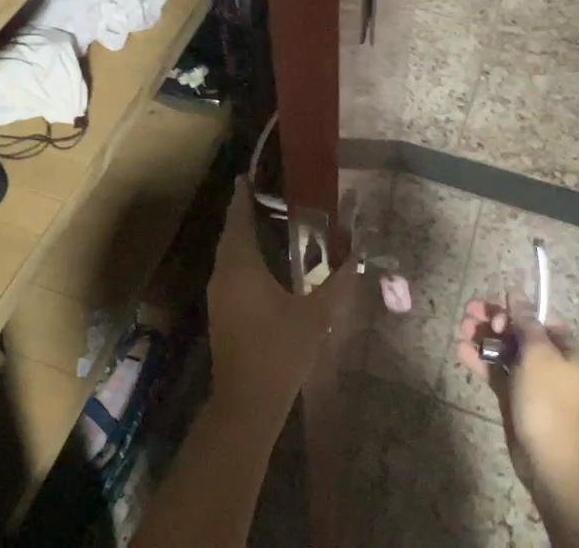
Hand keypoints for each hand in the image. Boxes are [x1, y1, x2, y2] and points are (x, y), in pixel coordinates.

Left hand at [207, 181, 355, 419]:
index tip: (248, 175)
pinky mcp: (221, 312)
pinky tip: (265, 261)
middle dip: (244, 213)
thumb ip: (339, 281)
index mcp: (241, 266)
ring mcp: (219, 295)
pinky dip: (243, 257)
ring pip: (228, 254)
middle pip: (231, 234)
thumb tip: (360, 253)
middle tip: (266, 194)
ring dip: (243, 236)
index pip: (238, 219)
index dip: (242, 196)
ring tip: (268, 220)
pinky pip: (230, 271)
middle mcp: (223, 274)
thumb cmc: (280, 352)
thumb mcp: (316, 314)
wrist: (247, 403)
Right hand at [455, 296, 578, 490]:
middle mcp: (546, 358)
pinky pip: (494, 370)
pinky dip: (479, 360)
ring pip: (502, 348)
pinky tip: (460, 351)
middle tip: (467, 314)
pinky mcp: (512, 395)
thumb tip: (517, 291)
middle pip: (516, 329)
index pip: (537, 314)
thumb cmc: (548, 401)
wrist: (548, 461)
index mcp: (562, 345)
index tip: (496, 311)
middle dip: (491, 319)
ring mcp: (528, 377)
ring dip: (481, 337)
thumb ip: (526, 321)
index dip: (514, 308)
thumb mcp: (538, 354)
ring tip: (459, 330)